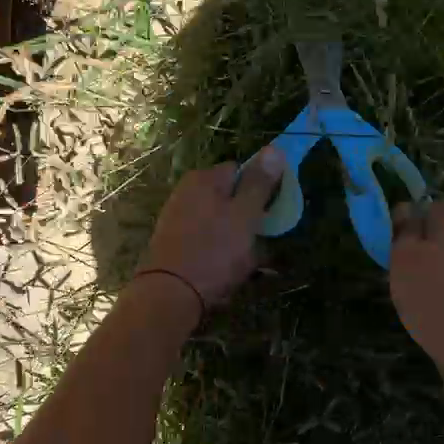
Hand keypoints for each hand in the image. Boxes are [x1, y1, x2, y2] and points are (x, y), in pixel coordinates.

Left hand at [137, 146, 285, 307]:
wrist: (169, 294)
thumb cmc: (214, 251)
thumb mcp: (245, 214)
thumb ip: (259, 183)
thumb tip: (274, 148)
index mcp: (203, 179)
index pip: (240, 170)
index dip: (259, 188)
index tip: (271, 211)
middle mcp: (186, 193)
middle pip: (229, 198)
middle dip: (248, 219)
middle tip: (261, 243)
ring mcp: (177, 219)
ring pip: (220, 224)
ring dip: (237, 241)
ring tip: (247, 264)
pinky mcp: (173, 244)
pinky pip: (207, 242)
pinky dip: (220, 255)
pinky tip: (227, 274)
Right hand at [389, 201, 443, 370]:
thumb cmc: (431, 295)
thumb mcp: (403, 258)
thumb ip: (404, 229)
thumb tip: (406, 207)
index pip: (428, 205)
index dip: (409, 220)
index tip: (395, 243)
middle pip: (441, 231)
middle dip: (422, 245)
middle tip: (402, 268)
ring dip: (434, 266)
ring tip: (417, 290)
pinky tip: (436, 303)